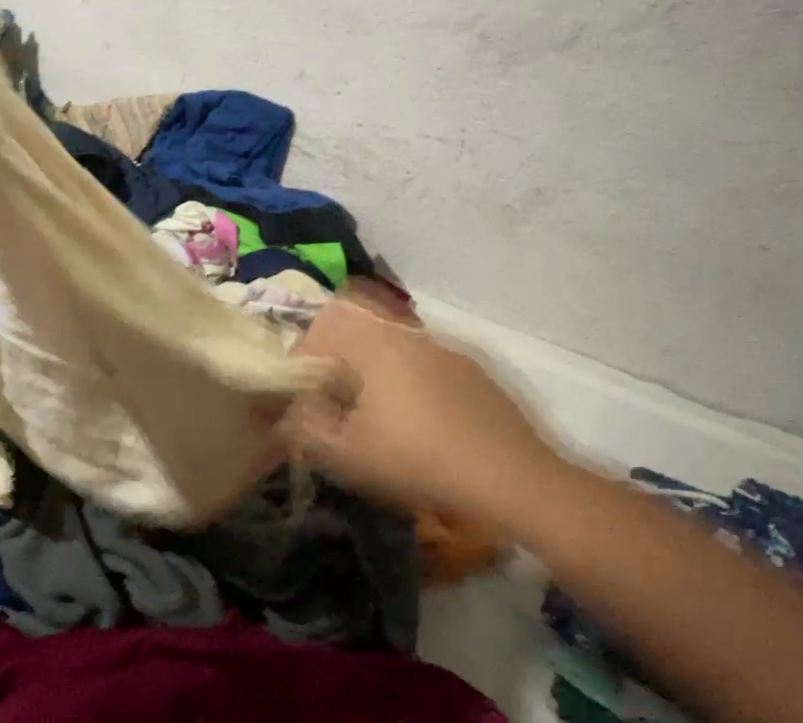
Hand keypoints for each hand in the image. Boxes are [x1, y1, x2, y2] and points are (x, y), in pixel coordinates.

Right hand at [283, 295, 565, 520]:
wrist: (515, 480)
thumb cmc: (418, 459)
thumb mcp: (346, 453)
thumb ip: (305, 427)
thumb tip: (288, 412)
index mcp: (375, 343)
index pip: (323, 322)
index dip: (303, 352)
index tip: (301, 389)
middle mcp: (410, 334)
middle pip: (359, 325)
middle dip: (338, 356)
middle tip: (333, 397)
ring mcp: (448, 351)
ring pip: (394, 344)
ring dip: (374, 369)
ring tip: (374, 414)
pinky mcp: (477, 374)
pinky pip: (427, 364)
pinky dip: (409, 382)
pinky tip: (420, 424)